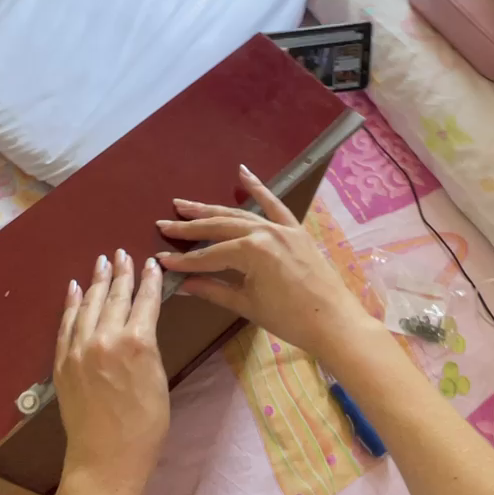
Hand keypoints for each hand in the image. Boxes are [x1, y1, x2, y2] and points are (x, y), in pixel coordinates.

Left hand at [51, 250, 168, 494]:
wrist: (107, 458)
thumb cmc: (146, 426)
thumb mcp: (158, 379)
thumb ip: (147, 347)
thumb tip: (141, 326)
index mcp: (138, 342)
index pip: (145, 301)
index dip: (149, 280)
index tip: (151, 263)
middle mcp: (106, 337)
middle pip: (116, 296)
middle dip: (121, 273)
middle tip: (122, 253)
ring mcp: (80, 348)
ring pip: (89, 305)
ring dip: (97, 281)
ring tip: (102, 262)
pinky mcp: (62, 361)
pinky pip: (67, 324)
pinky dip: (72, 304)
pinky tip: (76, 289)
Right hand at [155, 165, 373, 358]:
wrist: (334, 322)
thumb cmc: (289, 320)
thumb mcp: (247, 305)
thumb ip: (213, 290)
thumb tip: (182, 284)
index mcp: (251, 251)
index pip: (208, 255)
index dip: (183, 260)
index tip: (160, 260)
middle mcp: (264, 232)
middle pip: (219, 227)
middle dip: (190, 227)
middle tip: (164, 224)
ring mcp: (281, 228)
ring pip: (239, 214)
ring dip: (211, 209)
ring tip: (185, 205)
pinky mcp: (295, 230)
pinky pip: (275, 205)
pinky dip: (259, 188)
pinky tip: (242, 172)